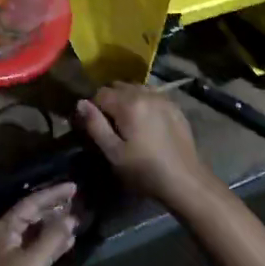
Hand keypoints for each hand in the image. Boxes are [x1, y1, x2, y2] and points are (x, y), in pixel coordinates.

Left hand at [0, 182, 79, 265]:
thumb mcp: (34, 260)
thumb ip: (53, 236)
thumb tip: (71, 217)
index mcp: (6, 230)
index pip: (31, 202)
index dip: (53, 193)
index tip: (74, 186)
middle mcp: (8, 238)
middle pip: (33, 215)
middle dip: (55, 206)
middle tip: (77, 199)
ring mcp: (13, 255)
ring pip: (38, 231)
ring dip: (56, 224)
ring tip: (77, 217)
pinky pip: (40, 248)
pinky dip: (54, 242)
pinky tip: (69, 241)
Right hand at [76, 84, 218, 205]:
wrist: (184, 179)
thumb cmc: (144, 170)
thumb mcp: (114, 153)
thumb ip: (95, 125)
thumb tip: (80, 103)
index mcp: (129, 104)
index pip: (100, 93)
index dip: (92, 108)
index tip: (94, 125)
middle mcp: (146, 94)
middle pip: (118, 86)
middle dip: (109, 100)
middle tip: (109, 125)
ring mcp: (163, 98)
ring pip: (136, 87)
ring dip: (126, 98)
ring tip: (127, 121)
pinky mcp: (175, 106)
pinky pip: (152, 94)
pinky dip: (143, 100)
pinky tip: (145, 120)